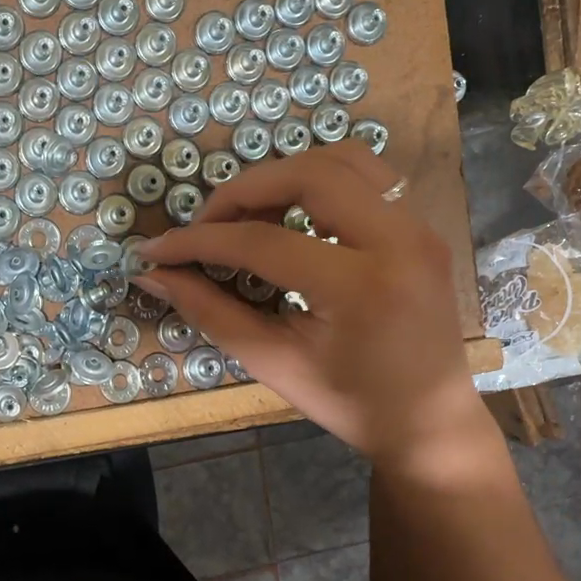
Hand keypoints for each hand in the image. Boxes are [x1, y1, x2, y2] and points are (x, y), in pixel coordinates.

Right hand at [134, 142, 486, 462]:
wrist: (426, 419)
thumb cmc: (346, 400)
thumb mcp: (269, 360)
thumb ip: (208, 310)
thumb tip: (153, 274)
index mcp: (360, 286)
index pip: (261, 241)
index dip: (197, 241)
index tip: (154, 250)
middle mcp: (399, 241)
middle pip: (308, 175)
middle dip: (241, 192)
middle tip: (204, 226)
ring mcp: (418, 227)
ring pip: (342, 160)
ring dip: (281, 178)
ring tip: (246, 218)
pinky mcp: (420, 227)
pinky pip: (365, 177)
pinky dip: (316, 183)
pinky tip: (287, 218)